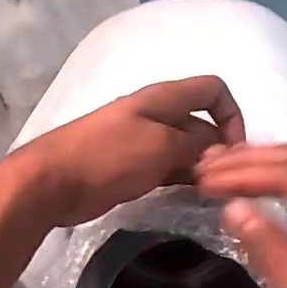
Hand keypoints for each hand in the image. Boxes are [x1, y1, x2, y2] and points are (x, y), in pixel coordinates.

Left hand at [5, 76, 245, 229]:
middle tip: (226, 184)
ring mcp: (143, 142)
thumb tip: (218, 155)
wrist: (51, 182)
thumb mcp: (160, 146)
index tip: (235, 151)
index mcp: (162, 99)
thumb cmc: (107, 156)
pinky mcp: (132, 167)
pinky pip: (168, 168)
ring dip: (202, 167)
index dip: (231, 114)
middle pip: (201, 124)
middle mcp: (156, 115)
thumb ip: (195, 147)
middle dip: (218, 148)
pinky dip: (183, 179)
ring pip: (185, 149)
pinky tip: (192, 197)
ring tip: (214, 194)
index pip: (212, 90)